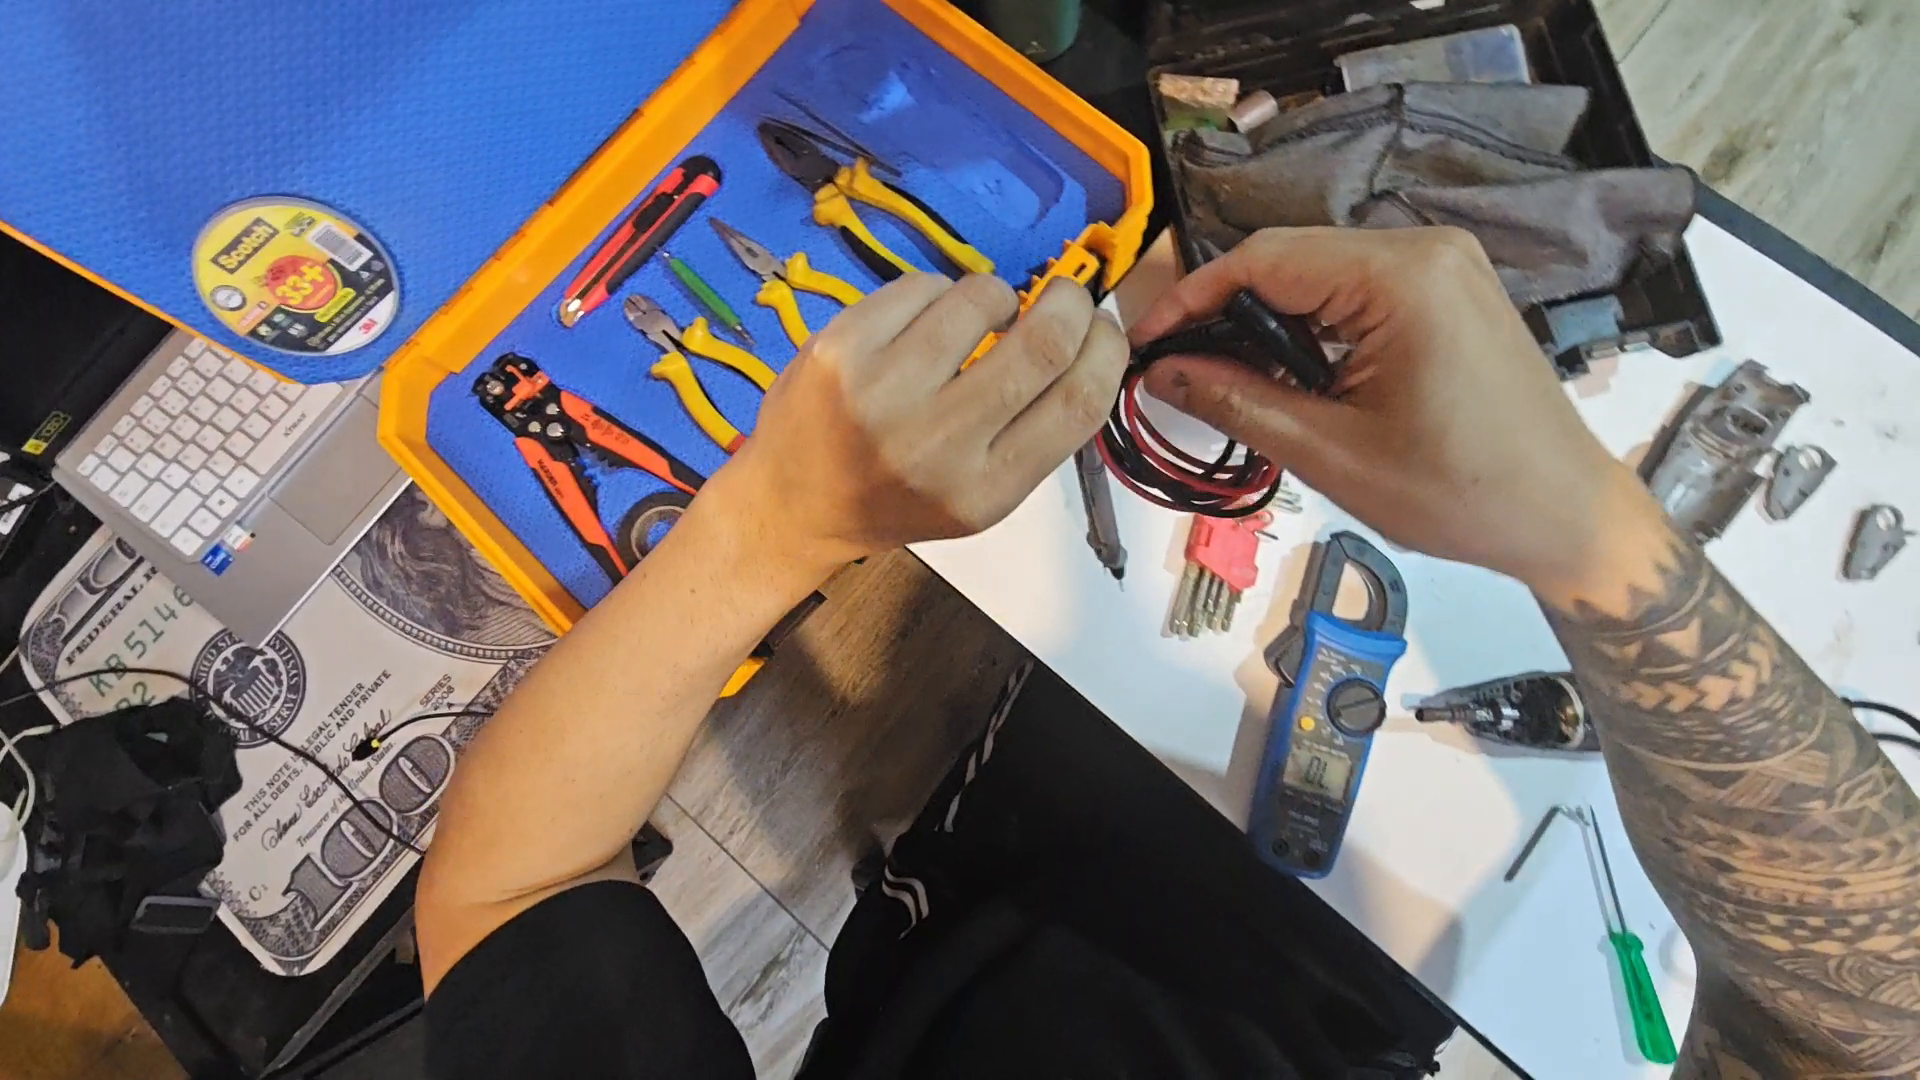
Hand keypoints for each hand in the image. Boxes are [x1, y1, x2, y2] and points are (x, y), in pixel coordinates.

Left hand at [716, 272, 1127, 569]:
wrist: (793, 506)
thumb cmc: (894, 503)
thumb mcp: (976, 500)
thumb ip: (1031, 435)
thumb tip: (1084, 345)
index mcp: (984, 491)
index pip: (1079, 402)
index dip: (1106, 351)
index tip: (1102, 332)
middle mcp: (937, 445)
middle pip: (1044, 343)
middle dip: (1069, 304)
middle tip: (1062, 300)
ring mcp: (882, 392)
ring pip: (982, 297)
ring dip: (998, 296)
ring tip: (982, 317)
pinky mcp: (839, 348)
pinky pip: (923, 286)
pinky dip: (940, 294)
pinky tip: (926, 323)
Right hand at [1130, 226, 1663, 600]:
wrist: (1562, 515)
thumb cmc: (1453, 491)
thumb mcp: (1328, 451)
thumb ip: (1235, 401)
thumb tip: (1159, 373)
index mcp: (1399, 277)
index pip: (1262, 260)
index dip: (1190, 298)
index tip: (1143, 344)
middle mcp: (1422, 250)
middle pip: (1286, 260)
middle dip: (1219, 311)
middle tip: (1172, 368)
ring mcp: (1438, 268)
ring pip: (1313, 277)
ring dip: (1258, 323)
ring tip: (1216, 378)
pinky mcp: (1442, 294)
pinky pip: (1348, 295)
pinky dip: (1301, 330)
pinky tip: (1280, 373)